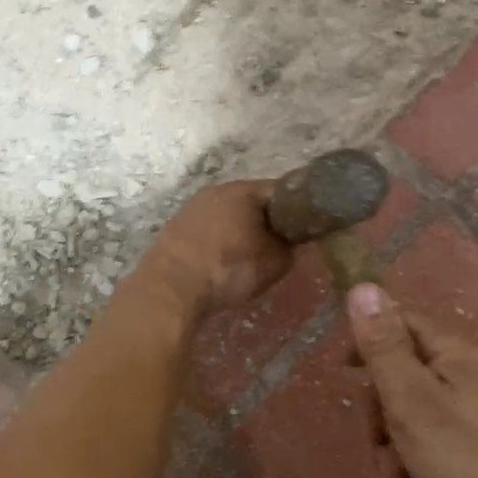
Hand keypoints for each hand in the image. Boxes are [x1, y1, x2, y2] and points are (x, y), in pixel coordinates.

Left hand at [137, 180, 293, 316]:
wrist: (171, 287)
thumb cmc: (228, 269)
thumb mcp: (275, 262)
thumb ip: (291, 246)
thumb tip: (292, 241)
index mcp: (242, 190)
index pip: (281, 190)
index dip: (298, 208)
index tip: (306, 228)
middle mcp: (215, 191)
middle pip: (251, 202)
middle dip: (266, 221)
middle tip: (280, 245)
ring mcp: (191, 208)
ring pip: (228, 216)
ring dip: (240, 232)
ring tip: (249, 257)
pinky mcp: (175, 227)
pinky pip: (208, 230)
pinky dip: (219, 241)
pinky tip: (221, 262)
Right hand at [346, 283, 477, 477]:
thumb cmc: (466, 461)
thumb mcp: (410, 399)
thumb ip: (383, 346)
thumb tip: (364, 287)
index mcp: (459, 356)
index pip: (404, 324)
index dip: (369, 341)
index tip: (343, 372)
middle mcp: (477, 378)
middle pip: (408, 374)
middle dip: (382, 409)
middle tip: (376, 440)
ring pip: (420, 415)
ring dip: (397, 445)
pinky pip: (442, 446)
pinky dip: (421, 465)